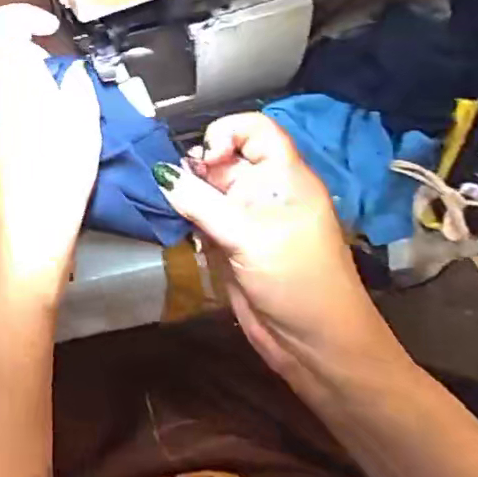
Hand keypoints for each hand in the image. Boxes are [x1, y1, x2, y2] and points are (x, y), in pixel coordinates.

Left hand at [0, 4, 100, 302]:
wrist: (23, 230)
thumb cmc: (60, 177)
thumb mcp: (84, 124)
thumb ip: (74, 85)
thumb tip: (66, 72)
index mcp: (9, 76)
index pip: (2, 23)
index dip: (25, 17)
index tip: (46, 30)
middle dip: (20, 49)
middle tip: (47, 72)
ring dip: (0, 72)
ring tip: (26, 94)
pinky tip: (2, 112)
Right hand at [158, 113, 407, 390]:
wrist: (316, 347)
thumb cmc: (299, 284)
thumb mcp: (249, 237)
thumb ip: (200, 202)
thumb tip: (160, 173)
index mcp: (285, 178)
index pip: (255, 129)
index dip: (226, 133)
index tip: (204, 161)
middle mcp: (264, 190)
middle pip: (223, 155)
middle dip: (195, 163)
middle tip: (177, 186)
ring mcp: (245, 216)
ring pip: (206, 185)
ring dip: (183, 189)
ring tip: (168, 203)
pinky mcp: (229, 240)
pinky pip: (199, 213)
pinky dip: (183, 212)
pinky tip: (171, 220)